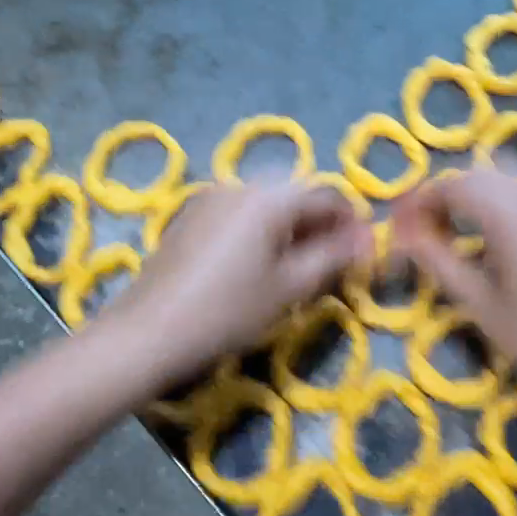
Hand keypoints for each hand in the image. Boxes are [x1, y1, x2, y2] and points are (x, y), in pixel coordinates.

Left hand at [104, 183, 369, 385]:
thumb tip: (368, 239)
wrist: (148, 331)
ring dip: (292, 228)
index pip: (328, 196)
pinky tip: (260, 265)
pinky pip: (240, 214)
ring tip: (300, 268)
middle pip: (296, 196)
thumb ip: (333, 257)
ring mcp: (210, 197)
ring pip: (267, 205)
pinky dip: (261, 231)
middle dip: (322, 225)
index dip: (353, 222)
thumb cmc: (228, 311)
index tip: (367, 252)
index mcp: (269, 196)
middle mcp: (240, 184)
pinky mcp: (190, 216)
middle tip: (335, 264)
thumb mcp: (289, 288)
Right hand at [391, 168, 516, 418]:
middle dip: (446, 193)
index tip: (397, 224)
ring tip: (453, 229)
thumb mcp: (483, 307)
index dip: (419, 200)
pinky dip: (505, 199)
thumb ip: (439, 261)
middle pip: (481, 173)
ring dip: (475, 193)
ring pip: (509, 176)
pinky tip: (494, 234)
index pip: (453, 185)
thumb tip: (402, 234)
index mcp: (515, 215)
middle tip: (421, 228)